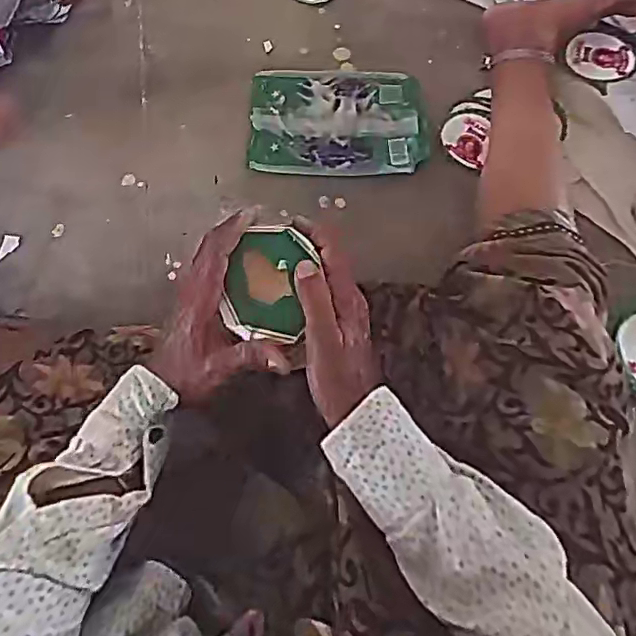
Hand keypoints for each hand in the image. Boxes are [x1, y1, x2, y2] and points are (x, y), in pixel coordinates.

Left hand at [149, 208, 290, 404]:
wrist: (159, 386)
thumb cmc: (185, 375)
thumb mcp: (219, 367)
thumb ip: (249, 357)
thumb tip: (280, 357)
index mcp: (200, 297)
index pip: (215, 253)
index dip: (232, 230)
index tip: (251, 216)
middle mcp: (192, 287)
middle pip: (209, 244)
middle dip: (231, 225)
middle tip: (255, 216)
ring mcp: (188, 290)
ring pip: (205, 250)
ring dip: (224, 235)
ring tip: (248, 228)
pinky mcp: (190, 297)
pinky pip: (205, 262)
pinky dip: (220, 249)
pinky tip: (236, 255)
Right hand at [291, 218, 378, 427]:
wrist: (355, 411)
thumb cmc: (339, 380)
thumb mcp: (323, 338)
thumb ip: (315, 300)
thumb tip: (304, 264)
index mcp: (348, 298)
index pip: (334, 252)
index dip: (314, 232)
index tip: (292, 223)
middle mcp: (350, 300)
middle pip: (331, 258)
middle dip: (308, 241)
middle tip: (281, 236)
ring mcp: (346, 312)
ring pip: (327, 274)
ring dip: (307, 260)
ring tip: (281, 256)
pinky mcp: (339, 324)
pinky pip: (322, 292)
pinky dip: (307, 282)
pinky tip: (289, 291)